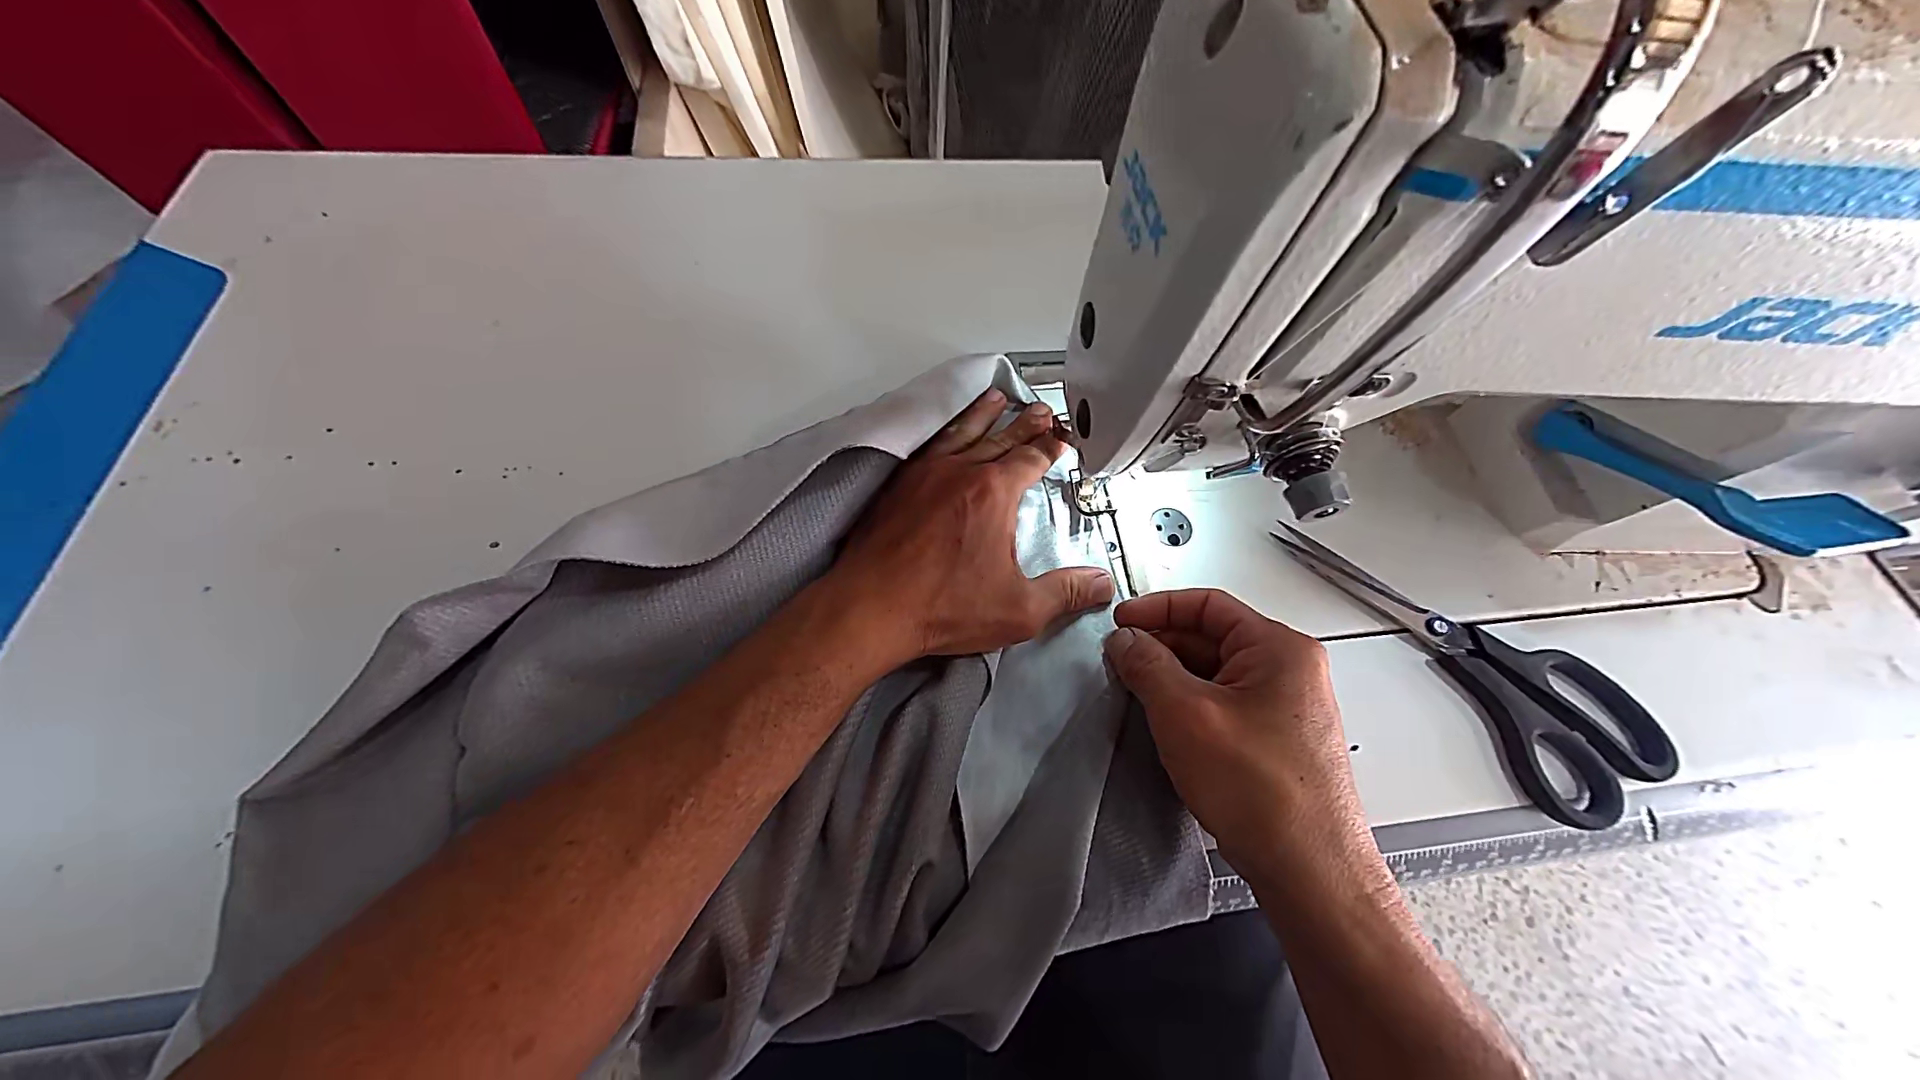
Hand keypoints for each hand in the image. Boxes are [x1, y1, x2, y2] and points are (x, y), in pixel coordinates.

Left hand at [823, 388, 1113, 661]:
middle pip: (1000, 437)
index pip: (1031, 458)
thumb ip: (1064, 593)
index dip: (1051, 447)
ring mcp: (923, 475)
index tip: (1061, 439)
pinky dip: (942, 431)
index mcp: (993, 493)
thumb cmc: (937, 606)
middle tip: (1038, 410)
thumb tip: (1098, 584)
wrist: (871, 607)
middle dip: (1024, 423)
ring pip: (960, 432)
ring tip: (994, 399)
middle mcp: (958, 473)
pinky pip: (926, 446)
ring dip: (981, 414)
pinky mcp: (896, 486)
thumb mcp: (1018, 609)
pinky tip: (942, 434)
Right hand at [1102, 589, 1369, 879]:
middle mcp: (1289, 671)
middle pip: (1210, 636)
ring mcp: (1284, 706)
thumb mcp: (1185, 713)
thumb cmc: (1263, 793)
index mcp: (1280, 650)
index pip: (1208, 604)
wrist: (1307, 870)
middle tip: (1120, 659)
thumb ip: (1147, 665)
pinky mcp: (1273, 737)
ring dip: (1171, 676)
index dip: (1157, 607)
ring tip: (1136, 691)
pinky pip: (1222, 702)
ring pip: (1214, 672)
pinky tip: (1164, 720)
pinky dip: (1189, 703)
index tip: (1122, 621)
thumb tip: (1126, 641)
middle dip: (1160, 645)